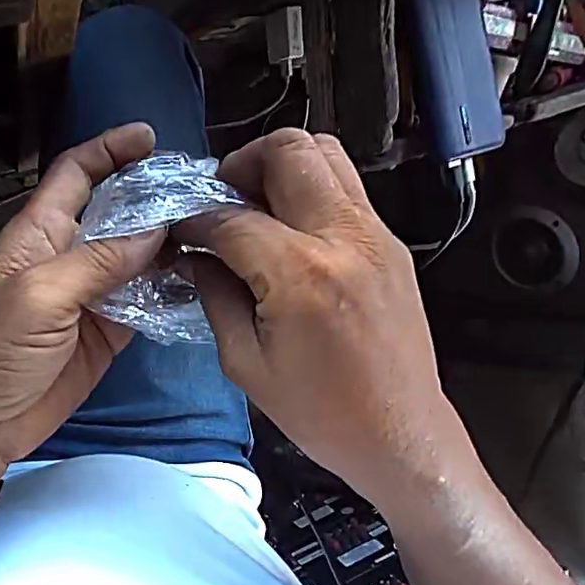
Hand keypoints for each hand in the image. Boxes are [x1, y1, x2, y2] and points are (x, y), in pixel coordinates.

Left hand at [0, 125, 166, 504]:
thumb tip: (156, 230)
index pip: (75, 175)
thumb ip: (97, 262)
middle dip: (154, 196)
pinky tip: (200, 280)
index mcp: (39, 235)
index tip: (149, 137)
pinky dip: (172, 290)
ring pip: (138, 256)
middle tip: (200, 191)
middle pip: (118, 213)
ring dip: (171, 243)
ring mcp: (92, 295)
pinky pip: (147, 301)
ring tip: (213, 231)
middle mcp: (69, 257)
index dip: (108, 151)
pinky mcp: (110, 331)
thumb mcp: (37, 298)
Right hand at [176, 128, 474, 498]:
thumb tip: (196, 257)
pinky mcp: (392, 246)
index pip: (233, 217)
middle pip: (289, 150)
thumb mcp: (247, 364)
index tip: (183, 228)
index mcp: (302, 274)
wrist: (401, 434)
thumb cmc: (325, 413)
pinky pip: (348, 190)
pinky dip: (312, 192)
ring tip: (258, 208)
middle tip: (223, 199)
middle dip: (243, 163)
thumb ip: (215, 297)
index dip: (196, 218)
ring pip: (328, 154)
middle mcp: (345, 238)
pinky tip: (293, 233)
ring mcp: (376, 236)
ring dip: (283, 167)